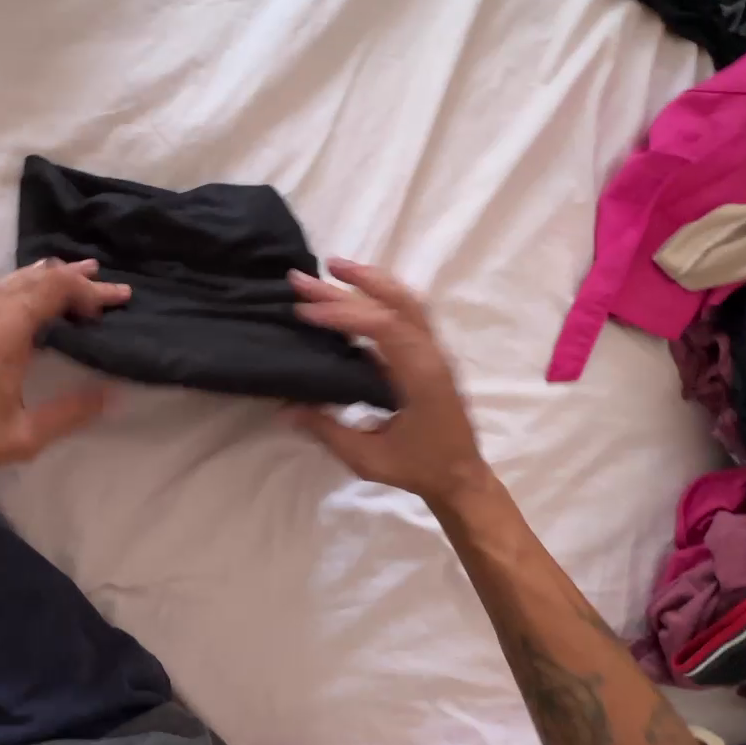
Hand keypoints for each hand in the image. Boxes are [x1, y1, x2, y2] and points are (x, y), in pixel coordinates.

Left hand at [0, 259, 128, 498]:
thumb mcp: (24, 436)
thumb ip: (71, 412)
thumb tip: (114, 395)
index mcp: (6, 333)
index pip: (55, 289)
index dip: (89, 290)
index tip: (114, 303)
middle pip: (36, 278)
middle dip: (75, 277)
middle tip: (107, 281)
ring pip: (12, 280)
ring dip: (47, 276)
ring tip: (75, 274)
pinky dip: (23, 284)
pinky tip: (27, 295)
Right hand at [284, 258, 491, 502]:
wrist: (460, 476)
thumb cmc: (417, 468)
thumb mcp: (366, 457)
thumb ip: (326, 430)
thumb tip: (285, 407)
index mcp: (420, 376)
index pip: (383, 327)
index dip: (343, 314)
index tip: (306, 312)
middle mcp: (432, 355)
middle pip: (395, 303)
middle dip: (350, 284)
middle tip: (305, 276)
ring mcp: (435, 352)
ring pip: (407, 301)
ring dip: (371, 281)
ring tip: (334, 267)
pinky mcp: (430, 356)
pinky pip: (409, 313)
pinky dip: (381, 296)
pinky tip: (357, 294)